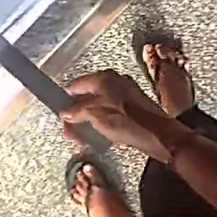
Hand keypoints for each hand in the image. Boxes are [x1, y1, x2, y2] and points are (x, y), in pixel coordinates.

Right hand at [60, 71, 188, 161]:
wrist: (157, 134)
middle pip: (87, 97)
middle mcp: (115, 82)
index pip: (77, 84)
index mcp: (104, 78)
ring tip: (82, 138)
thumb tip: (65, 111)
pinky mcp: (132, 109)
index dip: (66, 98)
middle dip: (76, 114)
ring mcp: (124, 95)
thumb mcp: (94, 114)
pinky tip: (98, 136)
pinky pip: (110, 114)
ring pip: (98, 107)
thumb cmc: (126, 120)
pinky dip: (101, 124)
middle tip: (70, 130)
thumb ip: (77, 111)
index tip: (60, 110)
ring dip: (87, 122)